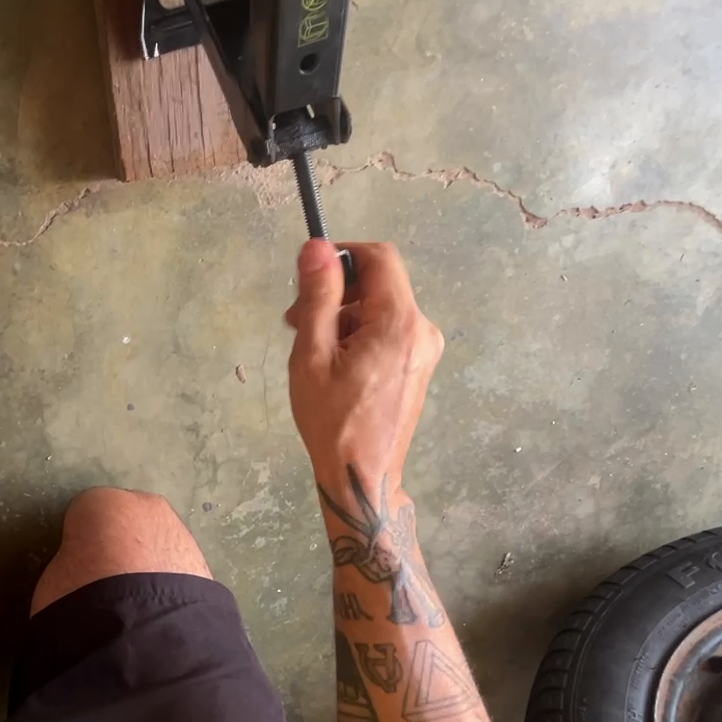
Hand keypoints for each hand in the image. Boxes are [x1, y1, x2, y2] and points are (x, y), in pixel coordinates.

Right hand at [285, 240, 443, 490]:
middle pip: (379, 284)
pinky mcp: (419, 365)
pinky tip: (334, 364)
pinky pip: (388, 331)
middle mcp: (422, 329)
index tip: (308, 278)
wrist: (362, 475)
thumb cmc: (331, 420)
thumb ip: (318, 298)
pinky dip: (358, 335)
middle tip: (296, 322)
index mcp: (399, 322)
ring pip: (380, 309)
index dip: (342, 256)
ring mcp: (425, 349)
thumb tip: (316, 247)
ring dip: (343, 317)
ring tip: (311, 351)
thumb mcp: (312, 356)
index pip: (379, 258)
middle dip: (335, 293)